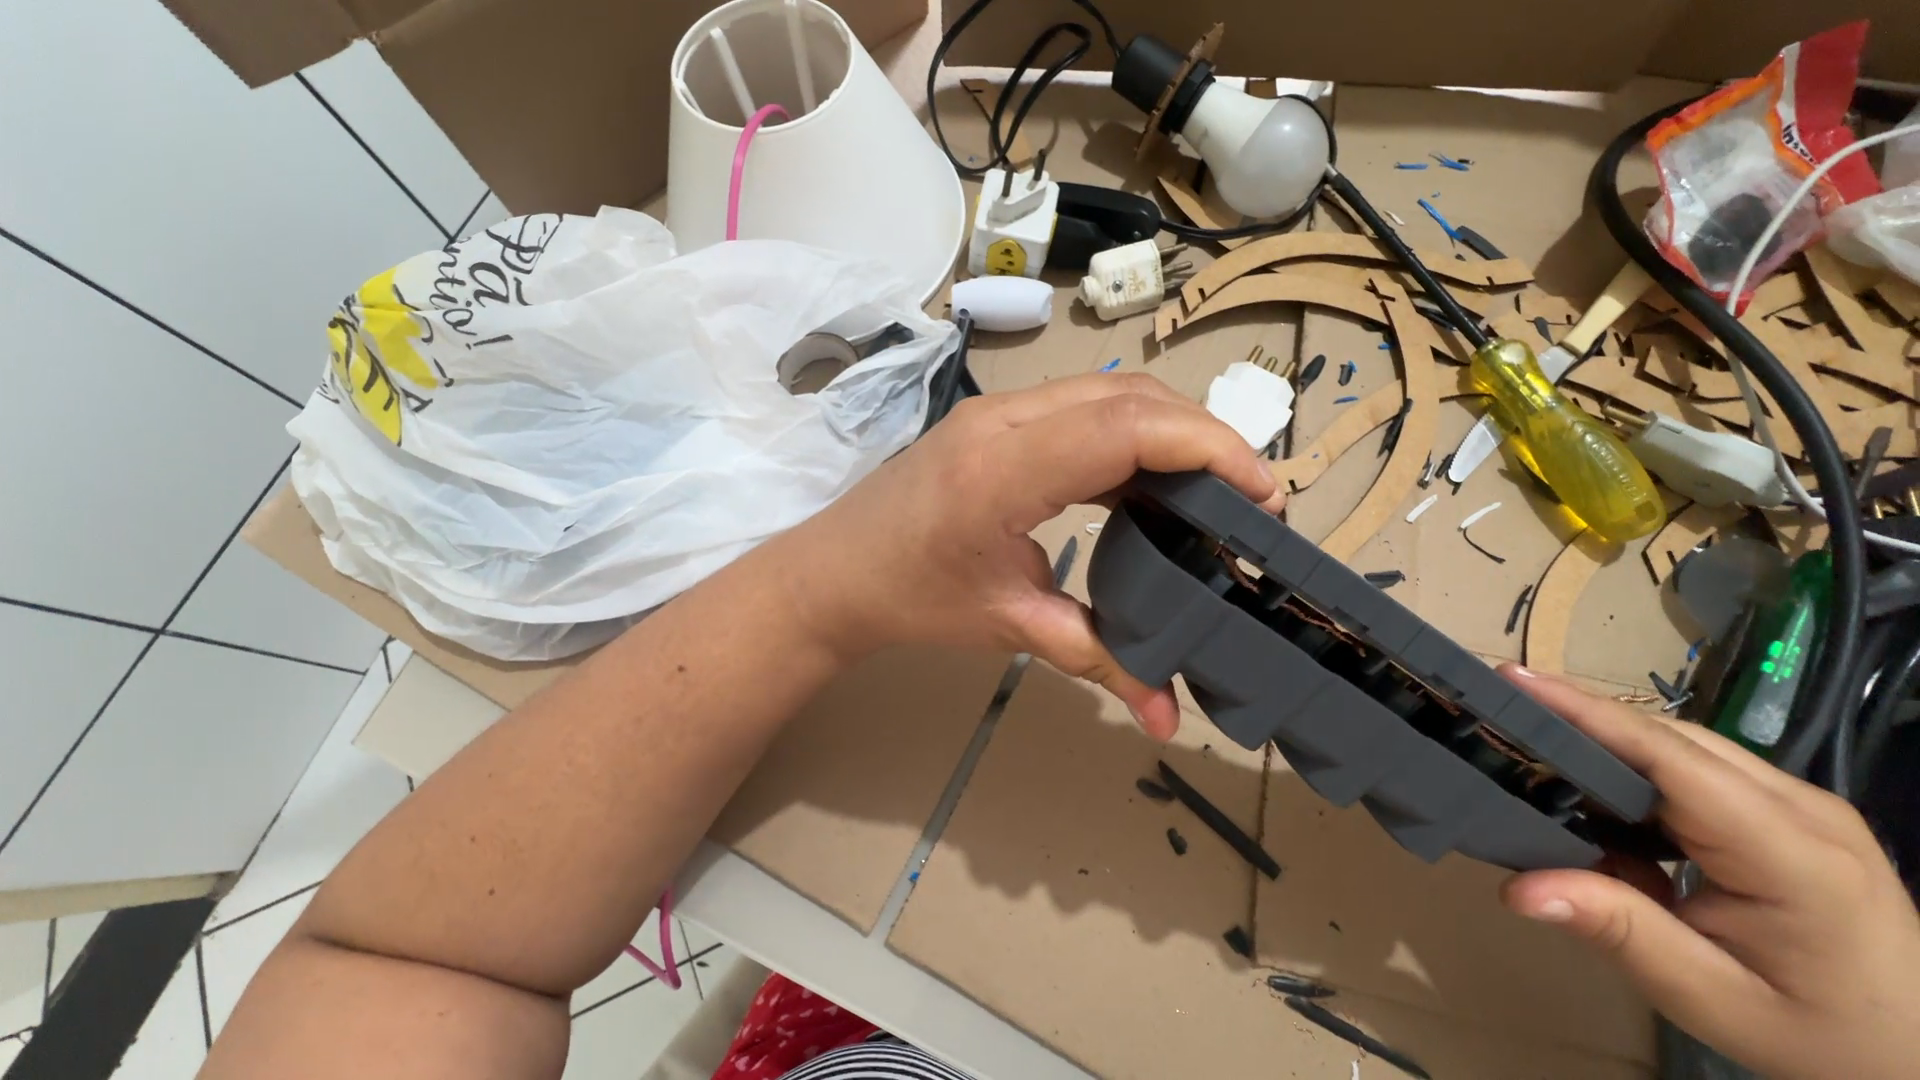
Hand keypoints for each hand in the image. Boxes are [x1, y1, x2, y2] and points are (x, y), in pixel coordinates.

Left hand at [777, 373, 1281, 739]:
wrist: (835, 570)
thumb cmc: (910, 597)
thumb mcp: (1009, 626)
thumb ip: (1097, 661)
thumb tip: (1166, 718)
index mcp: (1002, 469)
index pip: (1126, 429)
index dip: (1208, 450)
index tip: (1261, 498)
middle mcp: (1003, 419)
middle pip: (1131, 397)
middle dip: (1205, 438)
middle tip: (1251, 501)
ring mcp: (998, 410)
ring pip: (1112, 393)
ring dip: (1173, 431)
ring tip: (1216, 491)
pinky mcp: (999, 417)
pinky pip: (1084, 407)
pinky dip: (1135, 434)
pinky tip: (1155, 481)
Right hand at [1498, 666, 1919, 1079]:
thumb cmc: (1823, 1037)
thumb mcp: (1714, 999)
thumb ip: (1620, 933)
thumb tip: (1519, 889)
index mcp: (1792, 854)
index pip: (1671, 757)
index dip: (1586, 712)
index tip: (1511, 680)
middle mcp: (1801, 809)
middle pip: (1669, 738)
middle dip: (1577, 716)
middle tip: (1493, 709)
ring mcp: (1800, 805)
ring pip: (1678, 746)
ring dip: (1600, 742)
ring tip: (1525, 743)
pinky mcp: (1786, 813)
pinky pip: (1692, 770)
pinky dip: (1630, 772)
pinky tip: (1591, 794)